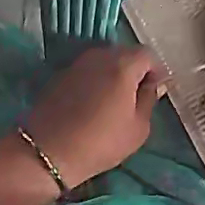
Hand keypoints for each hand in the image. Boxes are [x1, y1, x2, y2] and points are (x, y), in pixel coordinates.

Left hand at [24, 46, 167, 188]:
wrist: (48, 151)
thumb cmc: (100, 142)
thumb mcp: (138, 128)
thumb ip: (148, 99)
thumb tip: (151, 84)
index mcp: (122, 64)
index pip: (147, 54)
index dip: (156, 71)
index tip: (157, 90)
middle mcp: (99, 55)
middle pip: (124, 53)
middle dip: (135, 70)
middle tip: (137, 96)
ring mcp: (77, 63)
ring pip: (104, 61)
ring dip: (114, 74)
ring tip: (115, 101)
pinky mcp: (61, 74)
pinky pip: (88, 70)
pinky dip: (96, 80)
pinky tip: (94, 103)